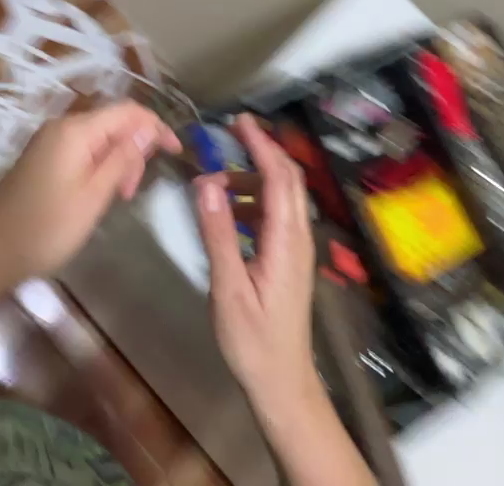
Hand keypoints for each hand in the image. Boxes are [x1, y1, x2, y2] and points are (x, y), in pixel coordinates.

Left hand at [0, 102, 180, 283]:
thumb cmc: (47, 227)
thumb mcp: (94, 196)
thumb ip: (122, 159)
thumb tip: (148, 128)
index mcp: (75, 131)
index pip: (127, 111)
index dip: (155, 126)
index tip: (177, 151)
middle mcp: (62, 126)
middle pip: (113, 122)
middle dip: (134, 149)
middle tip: (133, 191)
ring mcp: (50, 140)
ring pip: (100, 137)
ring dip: (118, 160)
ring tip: (118, 197)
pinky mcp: (44, 156)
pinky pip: (83, 148)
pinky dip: (100, 164)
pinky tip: (100, 191)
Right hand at [195, 115, 320, 407]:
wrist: (282, 382)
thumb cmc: (254, 340)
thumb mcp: (229, 289)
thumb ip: (218, 235)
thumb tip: (206, 186)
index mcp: (286, 240)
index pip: (279, 177)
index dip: (261, 145)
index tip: (240, 121)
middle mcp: (298, 237)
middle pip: (286, 180)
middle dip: (261, 150)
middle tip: (230, 133)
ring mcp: (296, 249)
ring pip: (279, 197)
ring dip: (250, 180)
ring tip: (212, 185)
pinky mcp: (288, 260)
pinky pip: (273, 216)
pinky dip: (251, 201)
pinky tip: (226, 213)